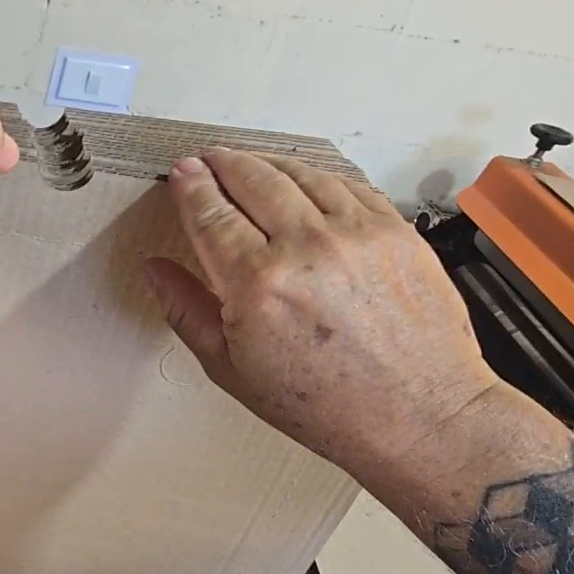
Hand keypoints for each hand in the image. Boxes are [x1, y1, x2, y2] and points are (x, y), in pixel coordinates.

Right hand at [143, 150, 501, 480]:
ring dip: (267, 163)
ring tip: (250, 166)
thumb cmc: (324, 403)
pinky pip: (347, 184)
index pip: (211, 211)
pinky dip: (317, 177)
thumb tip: (155, 268)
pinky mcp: (397, 231)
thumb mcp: (230, 367)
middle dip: (222, 162)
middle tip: (208, 159)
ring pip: (300, 173)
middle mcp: (307, 248)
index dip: (190, 185)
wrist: (418, 415)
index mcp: (257, 283)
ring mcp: (357, 234)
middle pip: (251, 177)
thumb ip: (185, 308)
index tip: (182, 172)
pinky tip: (304, 183)